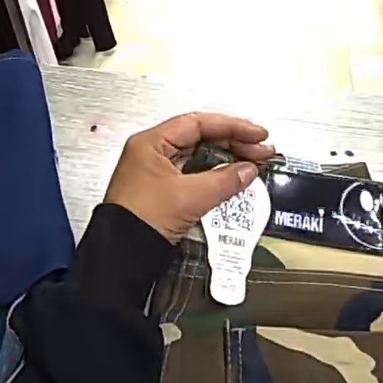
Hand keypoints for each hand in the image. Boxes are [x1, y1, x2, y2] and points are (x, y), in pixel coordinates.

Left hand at [103, 112, 275, 241]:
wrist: (120, 258)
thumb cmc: (141, 221)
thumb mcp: (189, 197)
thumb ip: (224, 180)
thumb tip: (248, 170)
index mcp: (151, 143)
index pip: (199, 123)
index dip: (233, 126)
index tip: (257, 134)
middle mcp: (153, 152)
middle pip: (201, 137)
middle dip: (235, 143)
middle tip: (262, 150)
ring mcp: (158, 172)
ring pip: (200, 156)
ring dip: (228, 159)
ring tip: (254, 164)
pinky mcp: (164, 190)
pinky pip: (196, 174)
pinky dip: (217, 175)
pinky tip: (234, 179)